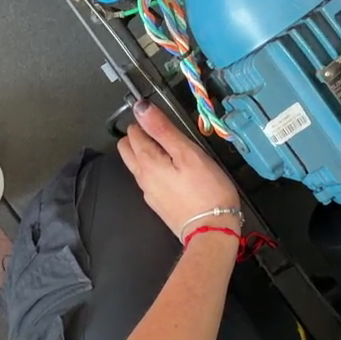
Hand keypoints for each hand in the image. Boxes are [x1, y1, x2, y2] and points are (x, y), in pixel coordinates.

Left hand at [117, 102, 241, 238]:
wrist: (212, 231)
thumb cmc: (206, 190)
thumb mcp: (187, 153)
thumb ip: (162, 129)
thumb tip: (141, 108)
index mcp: (146, 161)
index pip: (133, 132)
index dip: (146, 121)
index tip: (163, 120)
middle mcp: (141, 177)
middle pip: (127, 149)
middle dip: (139, 136)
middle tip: (164, 134)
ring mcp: (148, 193)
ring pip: (138, 165)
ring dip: (147, 153)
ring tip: (172, 151)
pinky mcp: (158, 204)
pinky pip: (149, 180)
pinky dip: (155, 170)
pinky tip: (174, 172)